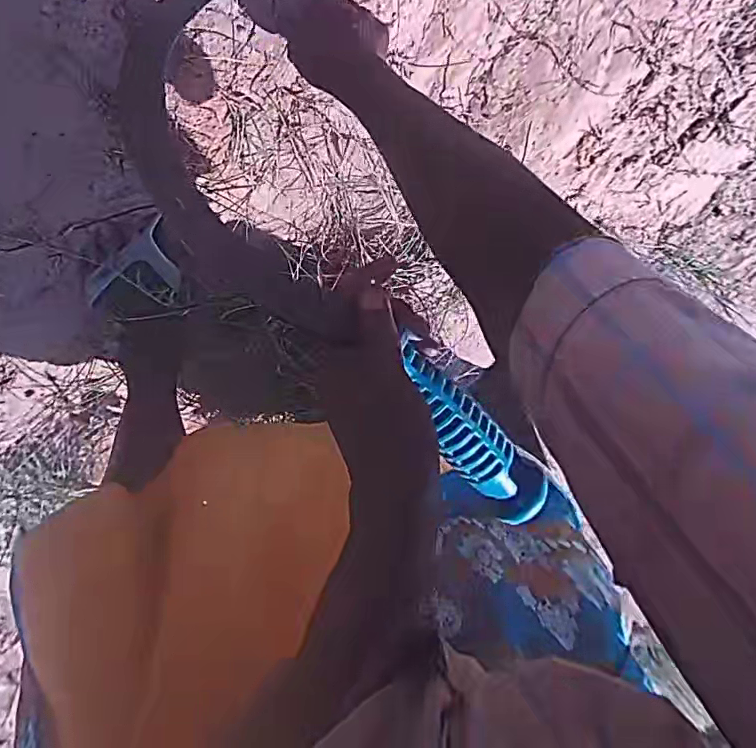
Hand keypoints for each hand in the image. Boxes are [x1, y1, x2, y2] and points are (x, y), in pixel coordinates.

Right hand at [279, 0, 390, 92]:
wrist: (356, 77)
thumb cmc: (327, 65)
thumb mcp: (299, 54)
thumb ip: (296, 40)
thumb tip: (294, 37)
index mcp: (321, 7)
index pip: (312, 4)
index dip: (308, 16)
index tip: (305, 26)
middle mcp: (344, 6)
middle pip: (336, 8)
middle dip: (331, 20)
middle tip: (324, 38)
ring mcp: (365, 16)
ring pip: (354, 17)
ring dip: (349, 27)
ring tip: (342, 49)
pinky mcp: (380, 29)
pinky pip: (371, 29)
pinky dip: (366, 37)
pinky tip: (358, 53)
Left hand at [311, 259, 438, 516]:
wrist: (398, 491)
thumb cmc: (392, 429)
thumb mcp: (388, 372)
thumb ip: (375, 328)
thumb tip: (367, 289)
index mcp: (327, 355)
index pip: (339, 303)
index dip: (363, 280)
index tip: (392, 263)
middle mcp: (331, 363)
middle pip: (356, 317)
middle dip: (388, 310)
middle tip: (422, 326)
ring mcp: (350, 379)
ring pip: (372, 336)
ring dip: (399, 329)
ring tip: (429, 342)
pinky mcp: (368, 393)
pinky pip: (380, 356)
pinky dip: (400, 349)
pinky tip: (423, 352)